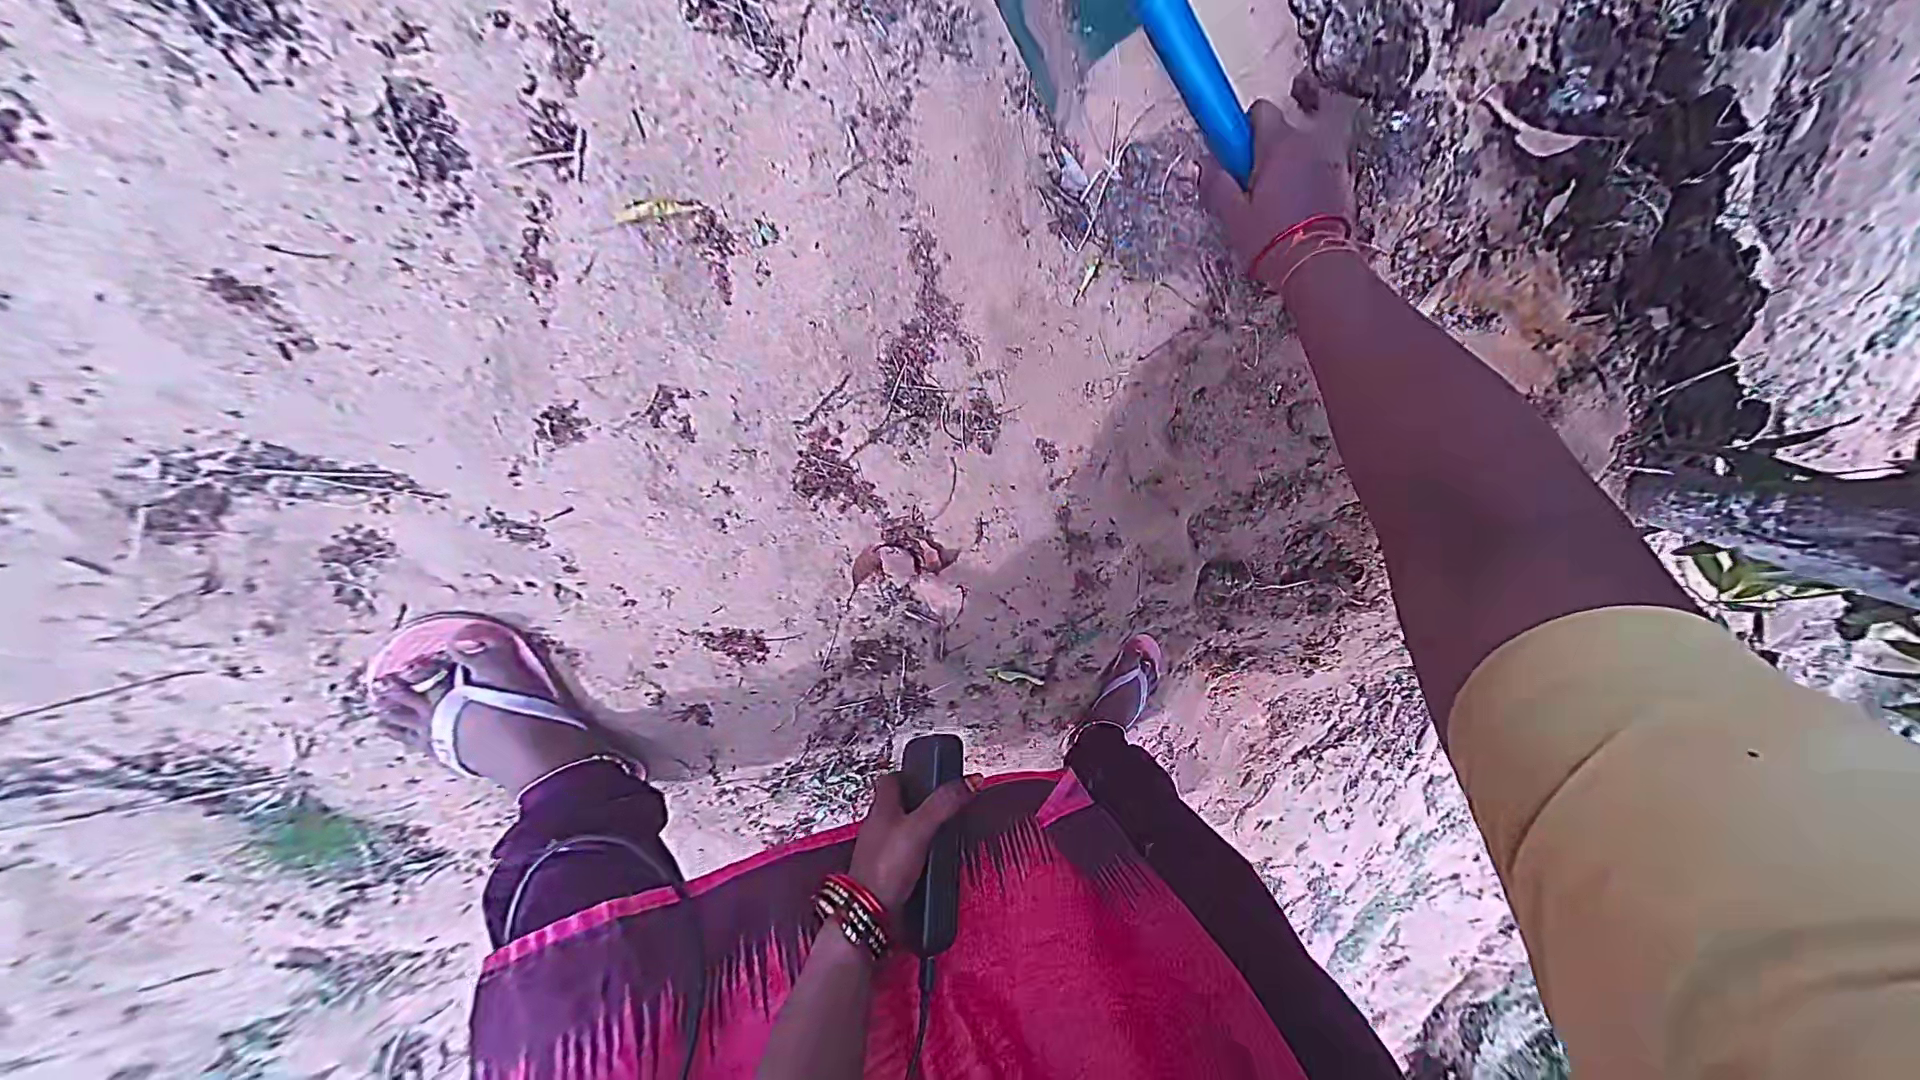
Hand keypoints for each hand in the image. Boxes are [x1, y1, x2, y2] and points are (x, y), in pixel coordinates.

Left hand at [847, 772, 974, 909]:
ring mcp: (878, 852)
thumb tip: (969, 782)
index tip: (925, 775)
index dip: (907, 775)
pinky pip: (901, 858)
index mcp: (881, 808)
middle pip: (896, 805)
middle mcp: (877, 828)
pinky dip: (915, 857)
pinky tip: (928, 863)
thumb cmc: (885, 868)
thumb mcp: (920, 828)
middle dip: (916, 803)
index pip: (890, 780)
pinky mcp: (885, 875)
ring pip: (898, 831)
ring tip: (938, 832)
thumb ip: (944, 804)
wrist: (869, 914)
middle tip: (938, 803)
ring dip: (916, 830)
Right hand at [1200, 76, 1357, 283]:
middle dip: (1259, 155)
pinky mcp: (1340, 180)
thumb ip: (1217, 184)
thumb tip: (1205, 165)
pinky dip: (1300, 183)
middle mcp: (1307, 143)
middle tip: (1245, 191)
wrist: (1315, 263)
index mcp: (1278, 145)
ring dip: (1281, 170)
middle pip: (1277, 133)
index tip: (1229, 155)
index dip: (1239, 132)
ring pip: (1296, 153)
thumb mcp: (1233, 216)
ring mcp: (1328, 159)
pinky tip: (1289, 213)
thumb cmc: (1271, 239)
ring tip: (1268, 207)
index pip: (1257, 112)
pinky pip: (1313, 171)